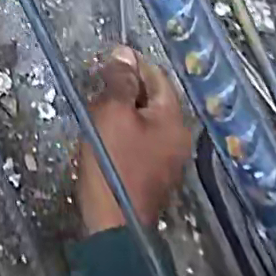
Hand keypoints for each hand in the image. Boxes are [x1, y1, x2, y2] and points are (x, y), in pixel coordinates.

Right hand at [76, 45, 191, 233]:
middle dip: (126, 86)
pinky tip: (104, 130)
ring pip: (144, 117)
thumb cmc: (113, 161)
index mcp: (174, 120)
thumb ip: (120, 80)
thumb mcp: (113, 111)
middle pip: (152, 96)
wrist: (111, 222)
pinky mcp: (152, 171)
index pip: (157, 76)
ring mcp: (167, 157)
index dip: (132, 63)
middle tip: (98, 85)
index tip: (106, 60)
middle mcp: (177, 137)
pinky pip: (140, 136)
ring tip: (97, 107)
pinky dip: (123, 127)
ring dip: (122, 107)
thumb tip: (124, 53)